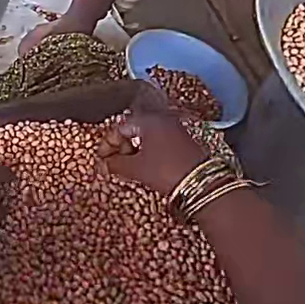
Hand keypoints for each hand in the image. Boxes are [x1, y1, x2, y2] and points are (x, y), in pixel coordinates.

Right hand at [96, 86, 211, 195]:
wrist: (202, 184)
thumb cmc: (166, 171)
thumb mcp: (136, 168)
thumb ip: (115, 163)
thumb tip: (102, 164)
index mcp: (148, 120)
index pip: (120, 127)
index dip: (107, 144)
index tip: (102, 159)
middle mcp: (163, 119)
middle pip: (133, 128)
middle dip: (121, 146)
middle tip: (115, 163)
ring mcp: (175, 129)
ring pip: (147, 135)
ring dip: (134, 149)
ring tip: (129, 166)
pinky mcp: (184, 141)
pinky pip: (159, 141)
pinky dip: (148, 151)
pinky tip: (146, 166)